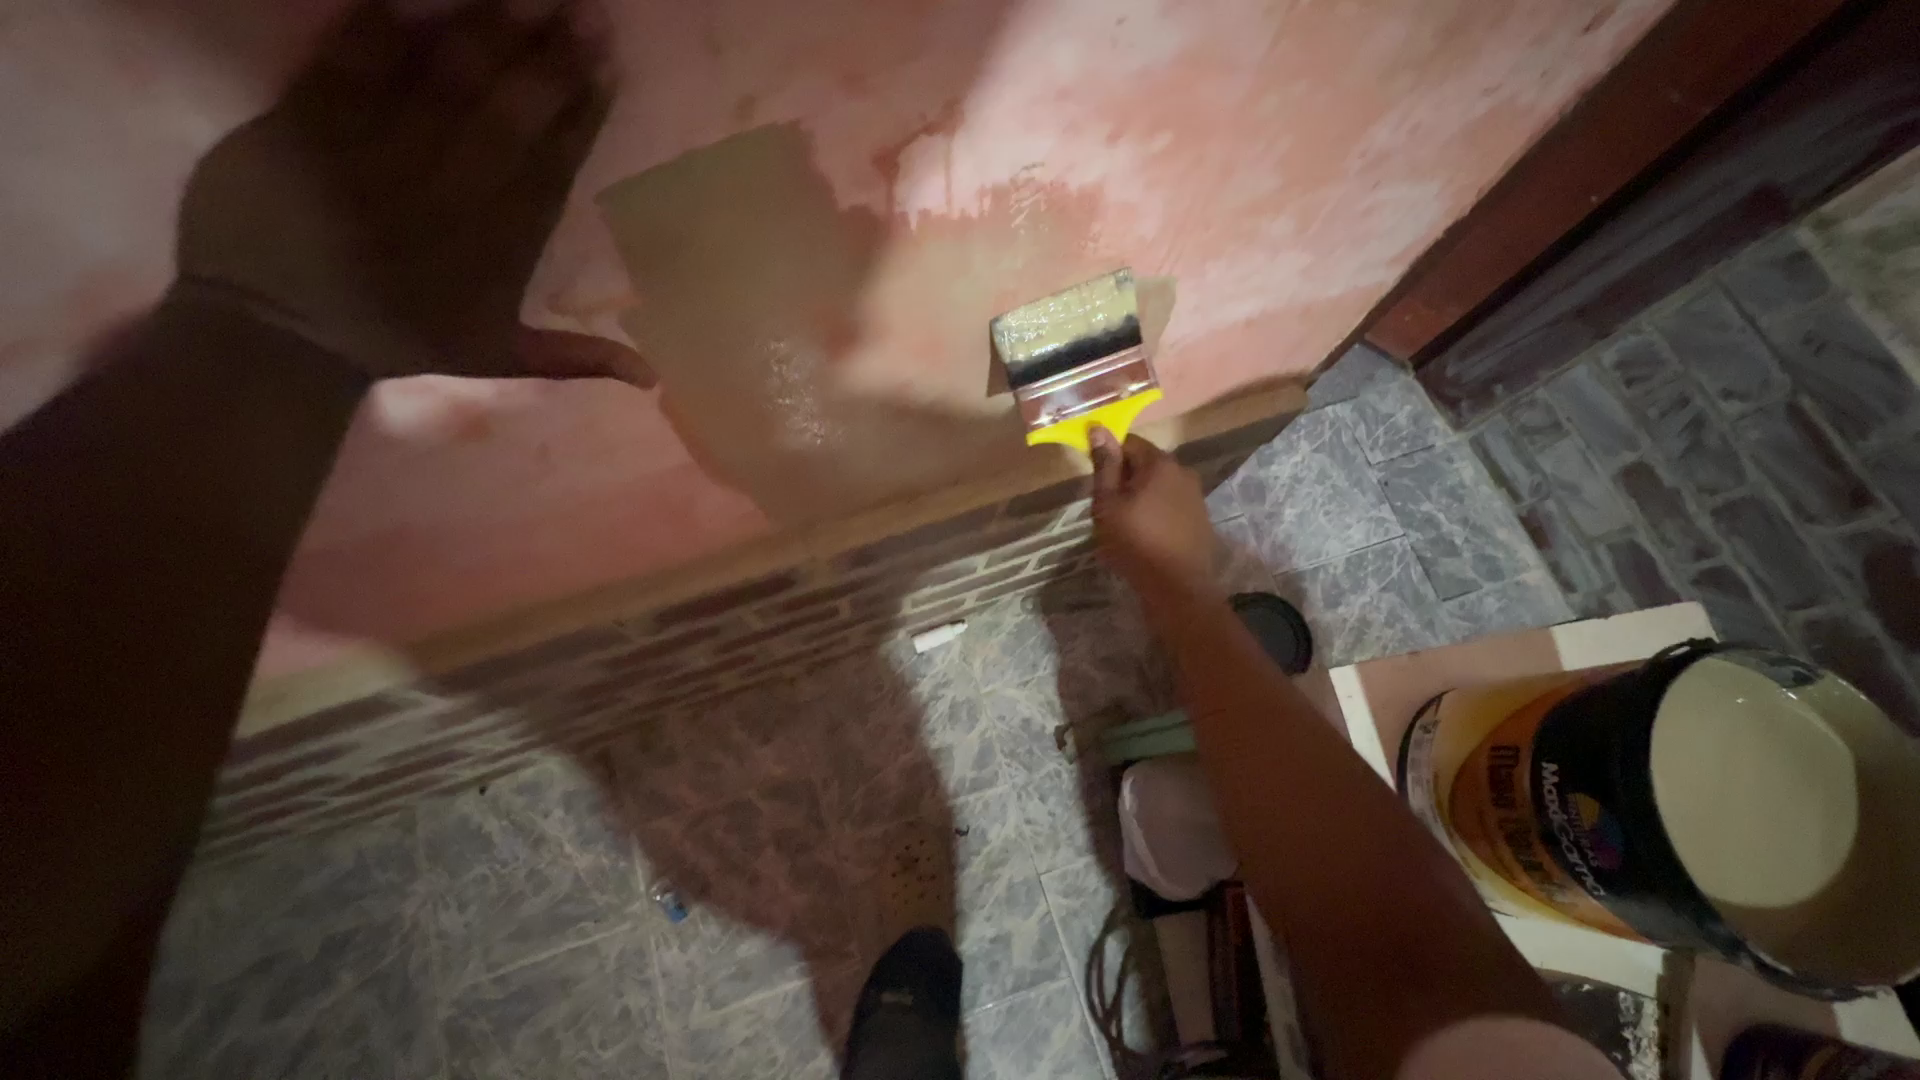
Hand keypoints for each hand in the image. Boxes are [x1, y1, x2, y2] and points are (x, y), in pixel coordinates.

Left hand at [172, 0, 640, 381]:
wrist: (282, 336)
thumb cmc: (401, 339)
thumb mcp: (500, 359)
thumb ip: (577, 359)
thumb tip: (654, 377)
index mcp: (499, 247)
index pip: (552, 168)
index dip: (582, 115)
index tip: (610, 65)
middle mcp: (450, 199)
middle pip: (509, 118)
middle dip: (550, 61)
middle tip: (585, 8)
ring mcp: (375, 162)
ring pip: (443, 87)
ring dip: (487, 36)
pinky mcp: (304, 133)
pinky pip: (351, 71)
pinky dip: (382, 33)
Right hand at [1088, 426, 1221, 609]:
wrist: (1176, 587)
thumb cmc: (1134, 543)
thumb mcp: (1107, 504)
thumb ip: (1104, 465)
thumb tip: (1098, 427)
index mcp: (1159, 462)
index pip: (1129, 441)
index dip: (1109, 456)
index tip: (1098, 482)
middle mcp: (1183, 471)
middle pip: (1146, 463)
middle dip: (1126, 477)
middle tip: (1109, 507)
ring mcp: (1195, 494)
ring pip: (1160, 484)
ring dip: (1142, 495)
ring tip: (1127, 523)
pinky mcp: (1201, 517)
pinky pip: (1172, 503)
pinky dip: (1157, 511)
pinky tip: (1148, 534)